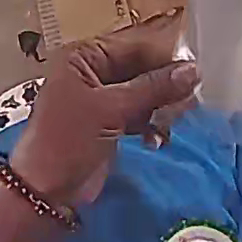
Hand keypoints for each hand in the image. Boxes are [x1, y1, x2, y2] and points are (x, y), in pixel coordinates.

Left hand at [9, 16, 196, 205]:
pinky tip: (158, 139)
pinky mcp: (108, 122)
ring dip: (160, 107)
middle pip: (140, 69)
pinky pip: (139, 112)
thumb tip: (194, 70)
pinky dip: (150, 123)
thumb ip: (154, 87)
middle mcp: (92, 71)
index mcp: (84, 56)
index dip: (164, 57)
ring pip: (143, 92)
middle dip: (164, 86)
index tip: (196, 69)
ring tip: (172, 123)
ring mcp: (100, 98)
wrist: (44, 194)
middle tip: (191, 100)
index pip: (133, 46)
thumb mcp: (112, 109)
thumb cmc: (69, 140)